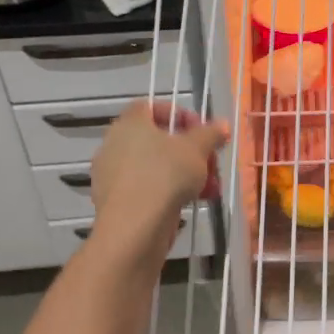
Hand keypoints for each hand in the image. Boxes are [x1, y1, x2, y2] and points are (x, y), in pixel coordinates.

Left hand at [90, 101, 228, 217]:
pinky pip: (147, 188)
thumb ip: (210, 134)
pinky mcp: (116, 201)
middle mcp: (115, 144)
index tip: (200, 131)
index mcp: (130, 123)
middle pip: (157, 140)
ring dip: (184, 173)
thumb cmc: (165, 175)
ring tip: (209, 188)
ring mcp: (112, 175)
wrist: (135, 227)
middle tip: (210, 163)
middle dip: (189, 151)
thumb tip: (221, 125)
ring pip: (155, 166)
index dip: (178, 114)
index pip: (150, 107)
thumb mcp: (197, 149)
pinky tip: (192, 203)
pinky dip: (168, 192)